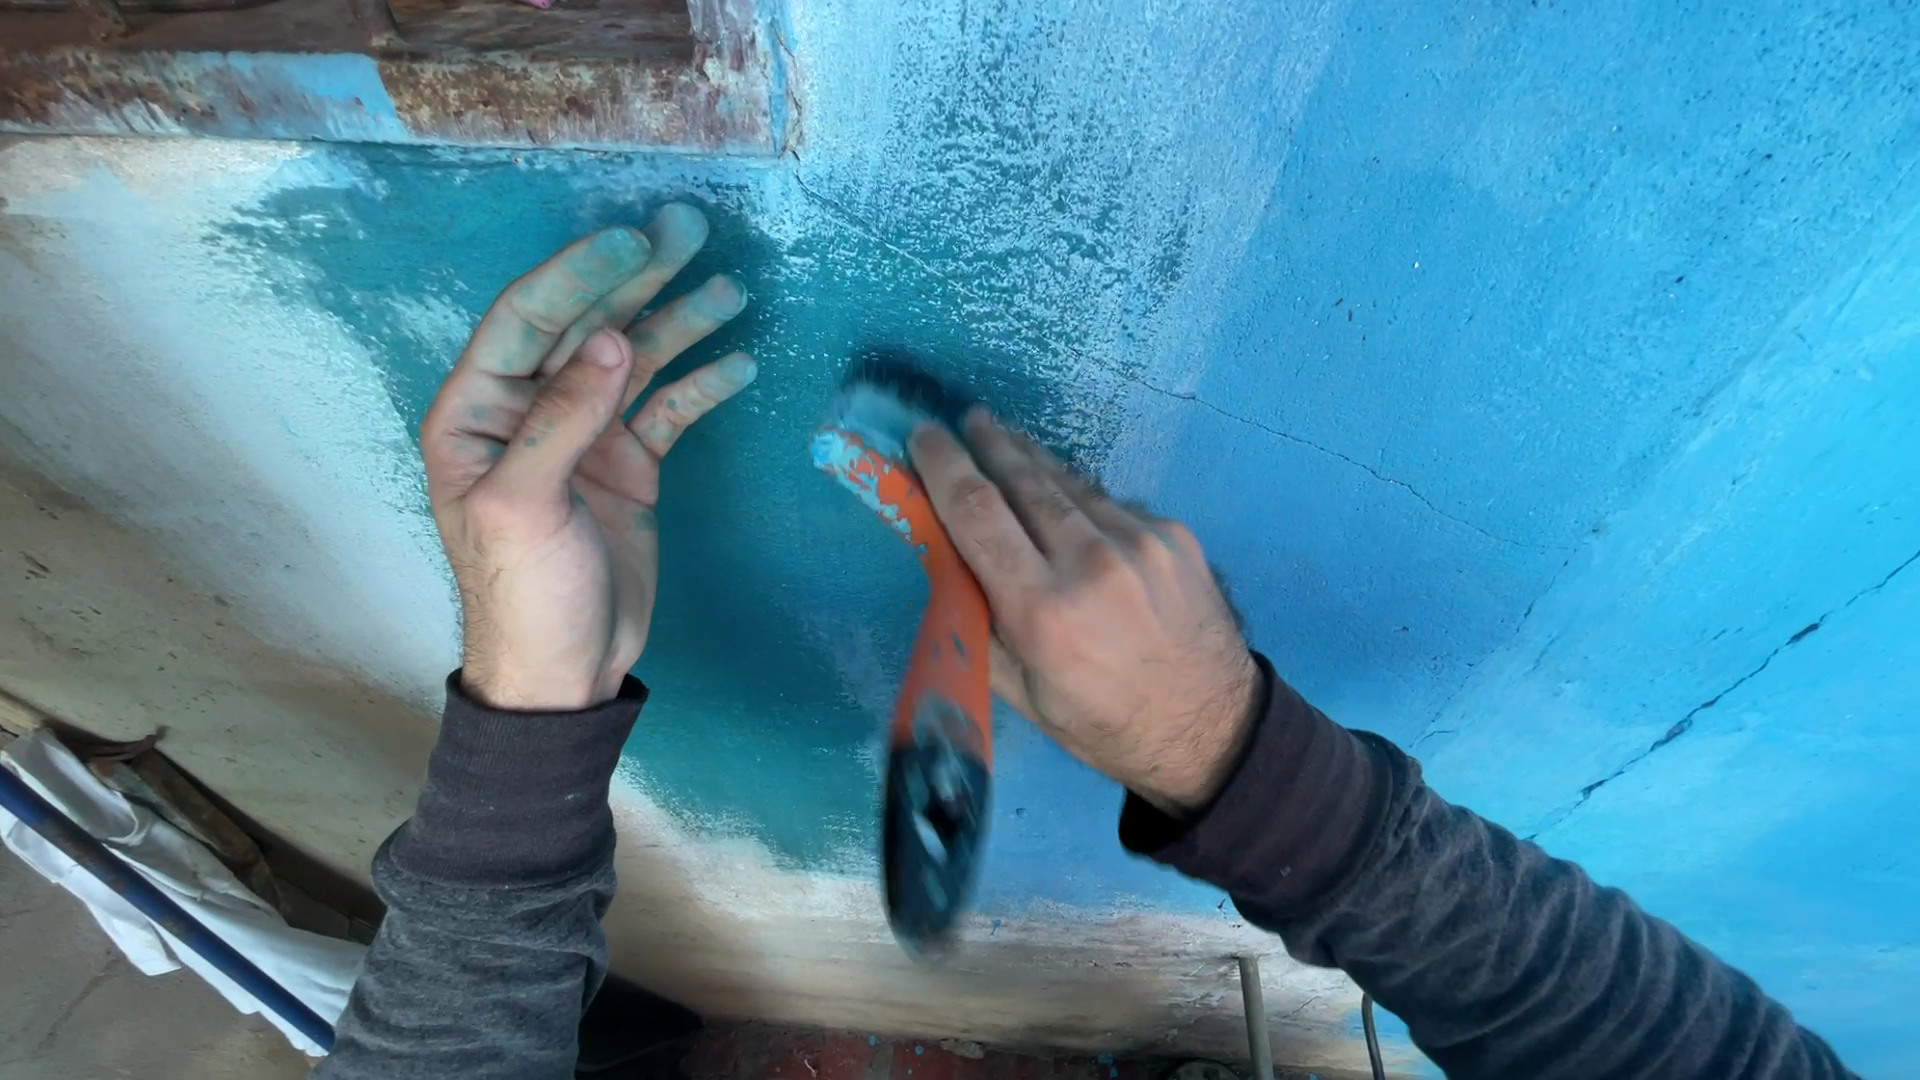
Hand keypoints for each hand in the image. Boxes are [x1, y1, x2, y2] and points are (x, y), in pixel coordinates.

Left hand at [421, 205, 755, 709]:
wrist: (567, 666)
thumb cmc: (525, 593)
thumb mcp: (524, 506)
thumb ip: (561, 420)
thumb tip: (608, 340)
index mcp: (480, 411)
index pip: (528, 320)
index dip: (579, 274)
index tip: (633, 242)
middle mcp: (534, 410)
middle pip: (590, 326)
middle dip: (639, 280)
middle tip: (688, 229)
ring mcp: (589, 436)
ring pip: (638, 364)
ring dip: (682, 325)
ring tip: (730, 290)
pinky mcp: (632, 465)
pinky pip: (671, 413)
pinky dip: (703, 389)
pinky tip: (739, 366)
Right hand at [909, 409, 1260, 815]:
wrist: (1210, 728)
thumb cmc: (1101, 723)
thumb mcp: (1021, 694)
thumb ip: (980, 622)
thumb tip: (949, 556)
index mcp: (1043, 611)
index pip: (977, 513)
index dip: (943, 466)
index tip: (924, 435)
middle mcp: (1092, 563)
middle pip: (1024, 480)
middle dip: (989, 443)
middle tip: (969, 420)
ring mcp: (1141, 542)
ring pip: (1070, 484)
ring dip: (1033, 460)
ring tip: (1007, 439)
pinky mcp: (1175, 535)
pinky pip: (1110, 504)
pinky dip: (1081, 500)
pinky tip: (1073, 508)